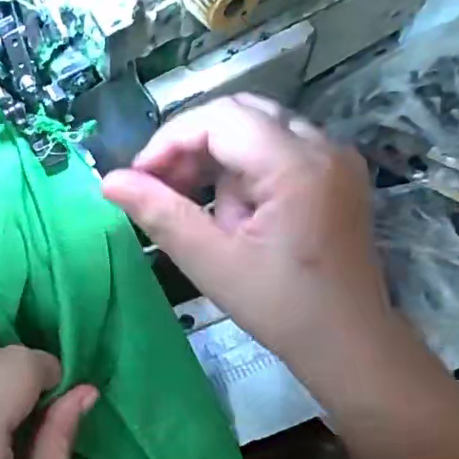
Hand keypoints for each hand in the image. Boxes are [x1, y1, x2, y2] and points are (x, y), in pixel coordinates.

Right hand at [100, 93, 392, 381]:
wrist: (349, 343)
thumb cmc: (280, 307)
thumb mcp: (211, 262)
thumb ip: (159, 213)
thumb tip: (109, 181)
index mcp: (296, 166)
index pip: (220, 119)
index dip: (170, 141)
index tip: (139, 179)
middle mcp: (323, 147)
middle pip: (239, 115)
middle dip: (190, 144)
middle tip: (159, 186)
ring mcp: (334, 159)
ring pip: (256, 130)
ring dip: (214, 159)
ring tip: (192, 205)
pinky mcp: (334, 176)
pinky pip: (276, 150)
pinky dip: (241, 170)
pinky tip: (228, 211)